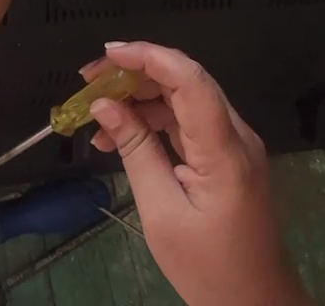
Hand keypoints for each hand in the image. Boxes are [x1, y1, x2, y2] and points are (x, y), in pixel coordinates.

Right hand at [84, 43, 311, 305]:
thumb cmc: (209, 269)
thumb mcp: (161, 212)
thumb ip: (134, 150)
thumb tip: (103, 105)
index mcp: (224, 150)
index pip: (189, 79)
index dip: (147, 56)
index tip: (106, 56)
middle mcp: (236, 136)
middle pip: (184, 81)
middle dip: (133, 73)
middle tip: (88, 82)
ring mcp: (235, 144)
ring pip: (183, 97)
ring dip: (138, 97)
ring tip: (96, 112)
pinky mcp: (227, 155)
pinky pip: (187, 121)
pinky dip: (152, 118)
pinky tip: (119, 133)